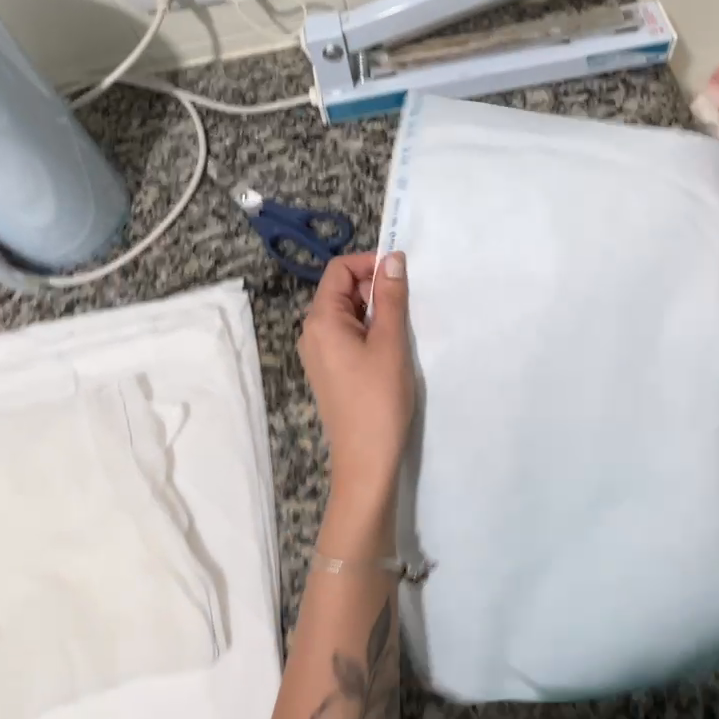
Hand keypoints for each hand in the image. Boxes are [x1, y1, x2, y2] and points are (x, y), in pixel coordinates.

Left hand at [297, 252, 414, 508]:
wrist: (366, 460)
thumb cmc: (379, 398)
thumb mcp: (390, 342)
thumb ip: (391, 297)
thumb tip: (392, 257)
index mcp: (320, 320)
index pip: (339, 270)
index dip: (369, 263)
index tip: (401, 273)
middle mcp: (312, 332)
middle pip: (341, 289)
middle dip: (374, 288)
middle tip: (406, 304)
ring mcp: (318, 353)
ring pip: (346, 313)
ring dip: (375, 310)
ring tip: (401, 328)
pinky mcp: (329, 369)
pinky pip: (347, 335)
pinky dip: (369, 330)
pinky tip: (390, 347)